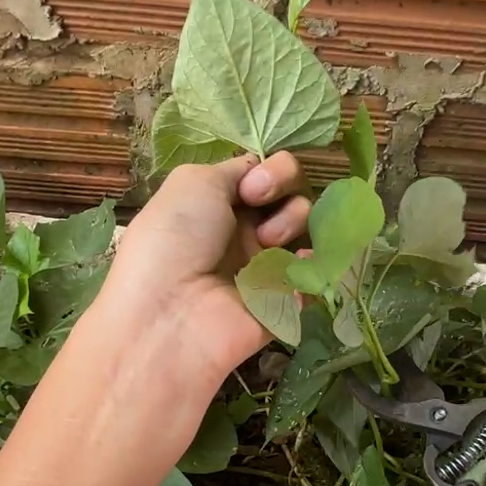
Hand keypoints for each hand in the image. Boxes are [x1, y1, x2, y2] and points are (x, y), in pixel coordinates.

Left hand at [100, 152, 310, 376]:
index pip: (267, 176)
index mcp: (220, 205)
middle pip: (293, 196)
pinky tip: (301, 263)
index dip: (272, 171)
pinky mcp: (284, 303)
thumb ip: (235, 171)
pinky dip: (315, 264)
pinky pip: (313, 277)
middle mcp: (244, 233)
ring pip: (308, 230)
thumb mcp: (193, 183)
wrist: (170, 314)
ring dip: (295, 222)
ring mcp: (267, 268)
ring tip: (270, 242)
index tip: (251, 188)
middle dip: (287, 191)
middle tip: (259, 210)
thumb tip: (260, 173)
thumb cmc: (173, 241)